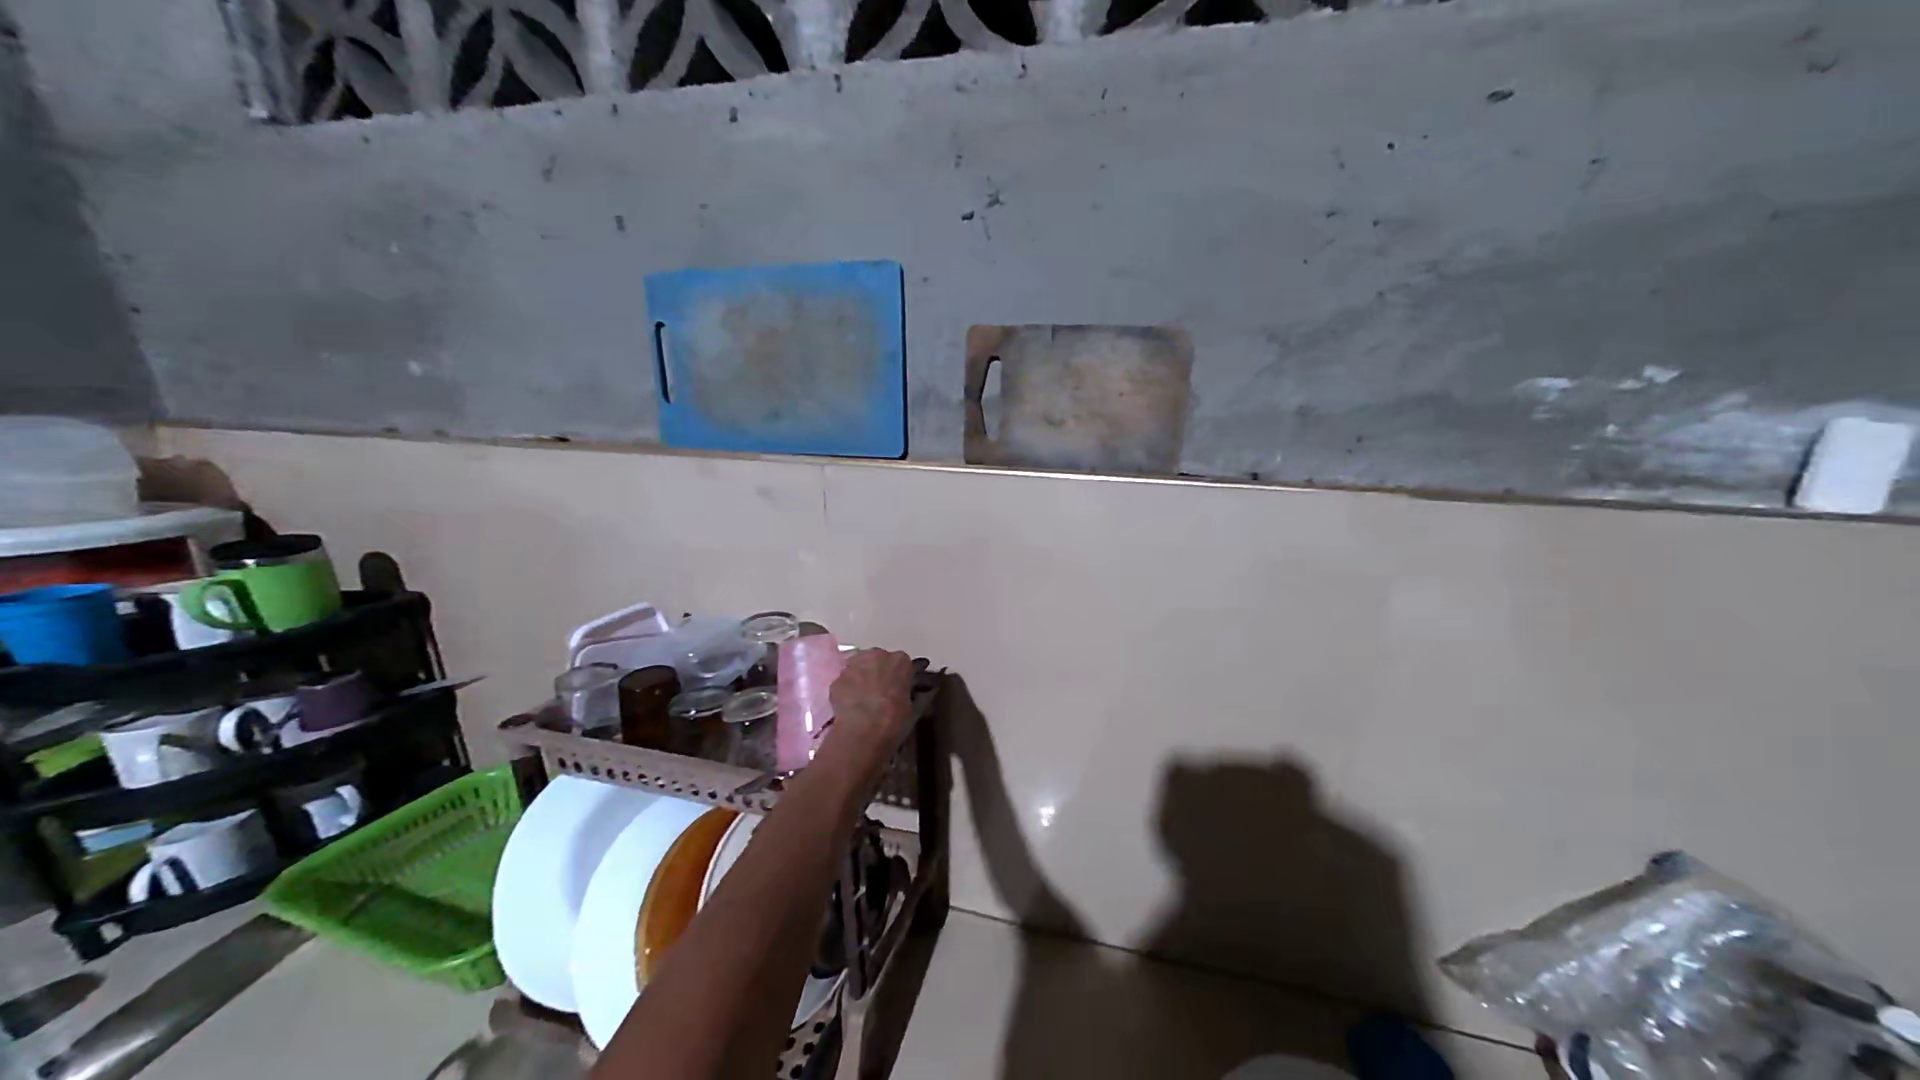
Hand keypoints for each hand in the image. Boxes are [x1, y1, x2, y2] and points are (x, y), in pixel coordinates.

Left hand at [828, 649, 914, 759]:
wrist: (864, 730)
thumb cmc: (895, 719)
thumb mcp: (912, 708)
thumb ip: (907, 694)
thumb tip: (911, 696)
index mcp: (899, 661)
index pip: (901, 663)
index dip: (898, 676)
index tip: (896, 688)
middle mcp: (876, 655)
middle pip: (876, 659)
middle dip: (877, 672)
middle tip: (878, 692)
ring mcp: (853, 665)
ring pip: (857, 667)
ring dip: (860, 678)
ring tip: (861, 699)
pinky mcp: (837, 678)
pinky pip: (844, 682)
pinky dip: (846, 690)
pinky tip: (848, 705)